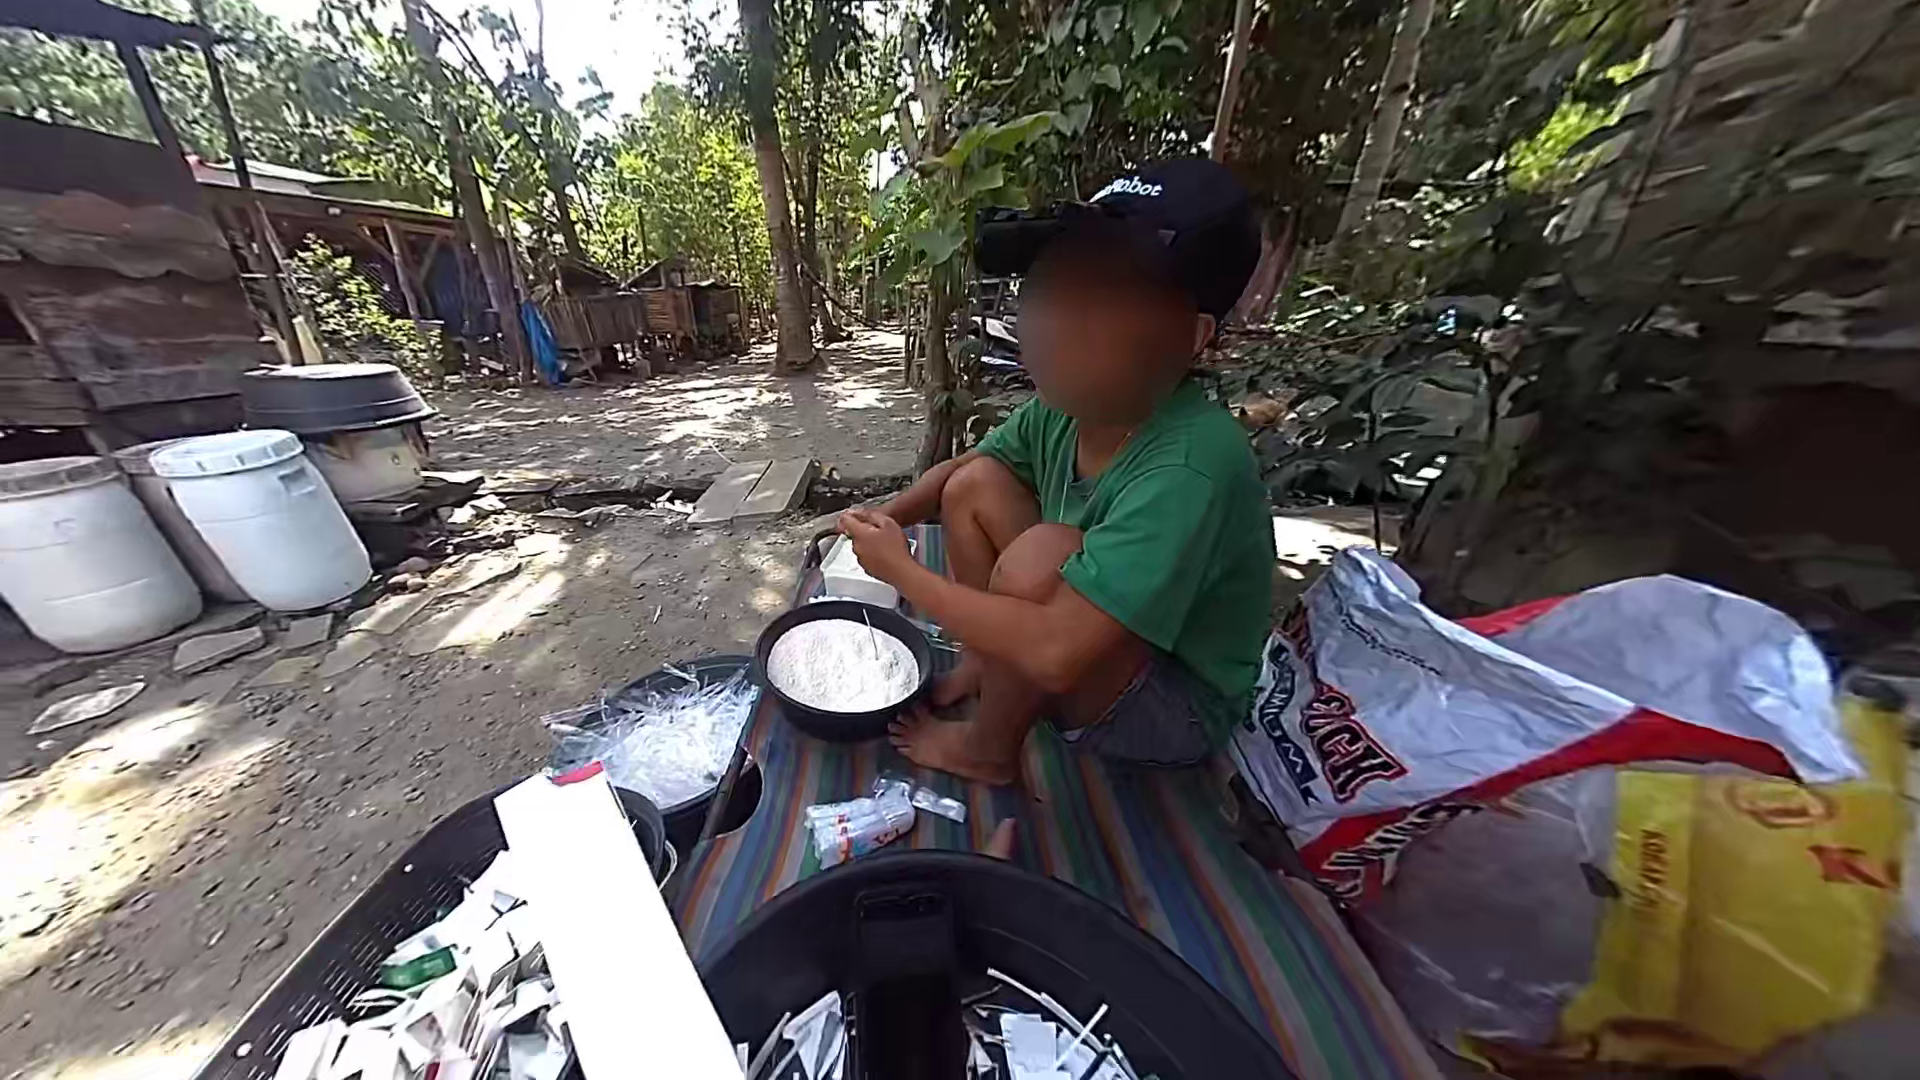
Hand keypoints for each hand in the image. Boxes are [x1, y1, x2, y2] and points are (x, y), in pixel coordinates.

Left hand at [837, 507, 913, 583]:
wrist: (902, 571)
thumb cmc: (896, 549)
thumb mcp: (888, 523)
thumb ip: (873, 515)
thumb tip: (863, 513)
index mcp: (859, 534)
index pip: (846, 520)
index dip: (850, 514)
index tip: (856, 514)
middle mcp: (856, 547)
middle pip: (855, 533)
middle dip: (864, 530)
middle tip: (880, 529)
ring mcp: (861, 559)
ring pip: (861, 546)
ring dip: (869, 542)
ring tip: (885, 543)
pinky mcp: (867, 569)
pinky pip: (867, 557)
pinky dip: (873, 554)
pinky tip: (886, 554)